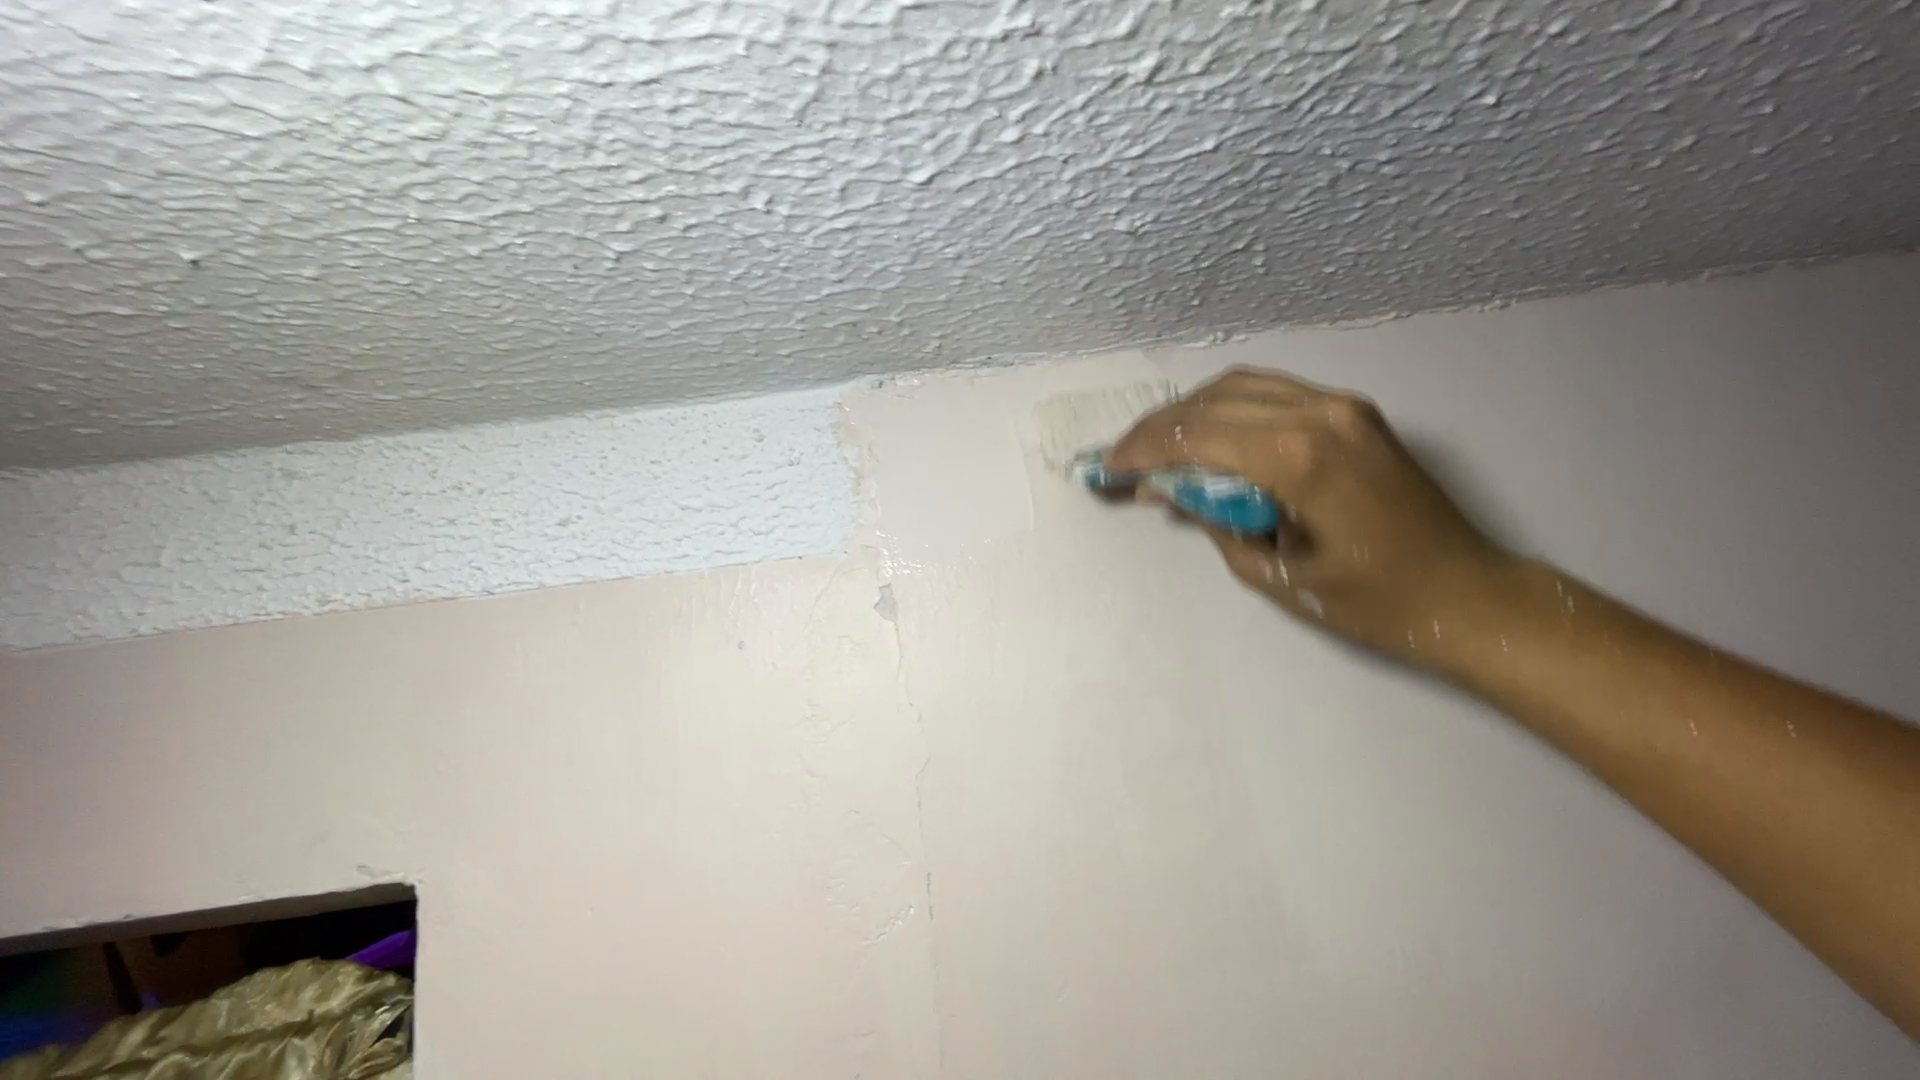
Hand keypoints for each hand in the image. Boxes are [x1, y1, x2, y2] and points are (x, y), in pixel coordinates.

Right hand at [1108, 367, 1519, 665]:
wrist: (1466, 593)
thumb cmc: (1371, 601)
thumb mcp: (1273, 572)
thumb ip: (1213, 519)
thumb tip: (1165, 490)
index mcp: (1298, 456)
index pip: (1195, 433)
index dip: (1143, 448)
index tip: (1110, 469)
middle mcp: (1319, 413)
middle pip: (1212, 401)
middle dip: (1159, 429)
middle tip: (1127, 461)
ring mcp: (1342, 406)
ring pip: (1241, 386)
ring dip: (1192, 413)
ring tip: (1162, 449)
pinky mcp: (1354, 413)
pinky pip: (1273, 394)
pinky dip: (1230, 410)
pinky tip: (1212, 439)